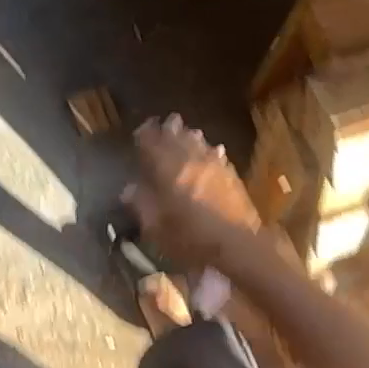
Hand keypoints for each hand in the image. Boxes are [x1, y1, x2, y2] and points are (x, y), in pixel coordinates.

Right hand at [123, 114, 261, 269]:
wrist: (239, 246)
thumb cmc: (191, 240)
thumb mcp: (156, 228)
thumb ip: (141, 205)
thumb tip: (129, 188)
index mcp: (168, 171)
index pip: (152, 143)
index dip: (145, 134)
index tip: (140, 129)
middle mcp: (191, 161)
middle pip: (178, 137)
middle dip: (169, 128)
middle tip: (164, 122)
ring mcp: (215, 166)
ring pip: (199, 143)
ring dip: (190, 136)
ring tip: (186, 131)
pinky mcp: (232, 176)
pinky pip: (218, 155)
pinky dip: (210, 150)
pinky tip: (213, 150)